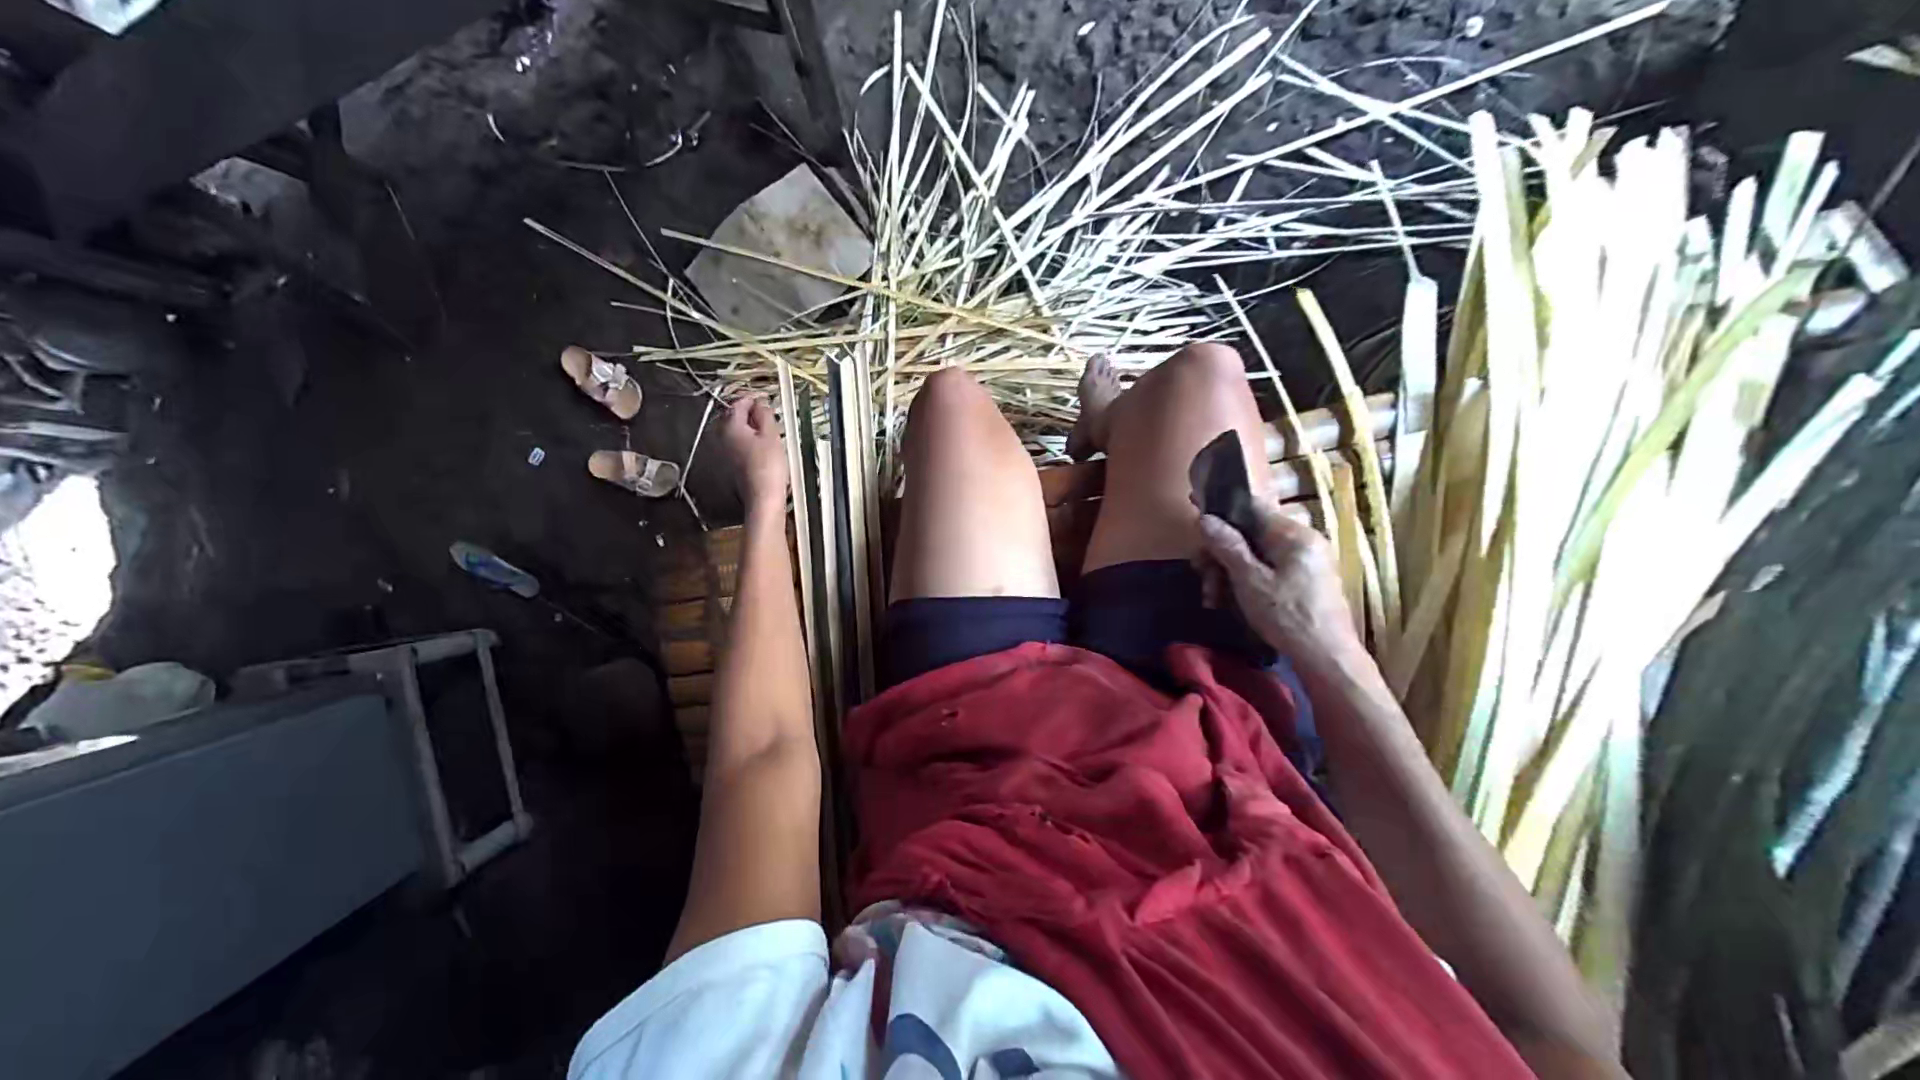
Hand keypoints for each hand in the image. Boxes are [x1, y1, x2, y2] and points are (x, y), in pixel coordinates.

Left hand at [722, 394, 788, 512]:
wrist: (762, 498)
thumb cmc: (767, 467)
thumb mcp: (771, 435)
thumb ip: (764, 414)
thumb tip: (760, 403)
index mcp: (730, 427)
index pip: (738, 404)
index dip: (753, 400)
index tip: (764, 401)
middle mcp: (722, 438)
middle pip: (735, 418)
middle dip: (751, 415)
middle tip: (769, 417)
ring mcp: (725, 453)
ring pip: (738, 433)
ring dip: (751, 430)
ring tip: (769, 434)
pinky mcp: (731, 465)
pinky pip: (739, 446)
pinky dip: (749, 443)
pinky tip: (763, 450)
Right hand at [1195, 501, 1364, 673]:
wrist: (1327, 659)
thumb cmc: (1287, 616)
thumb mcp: (1249, 581)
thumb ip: (1227, 546)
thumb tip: (1205, 518)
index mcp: (1294, 534)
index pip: (1251, 507)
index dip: (1220, 510)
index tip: (1195, 512)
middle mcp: (1303, 541)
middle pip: (1249, 535)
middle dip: (1220, 554)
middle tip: (1201, 574)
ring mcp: (1306, 562)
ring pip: (1255, 556)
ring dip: (1227, 573)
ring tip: (1212, 598)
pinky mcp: (1304, 582)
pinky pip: (1267, 571)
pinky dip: (1245, 582)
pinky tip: (1228, 602)